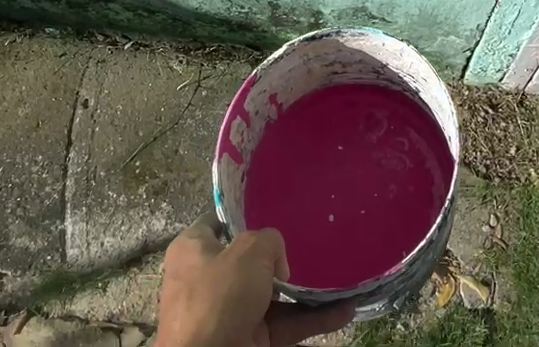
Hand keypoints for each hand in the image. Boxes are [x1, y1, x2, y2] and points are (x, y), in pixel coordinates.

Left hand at [155, 221, 355, 346]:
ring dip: (307, 291)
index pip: (216, 223)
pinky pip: (286, 324)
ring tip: (340, 276)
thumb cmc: (219, 296)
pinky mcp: (249, 341)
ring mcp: (230, 314)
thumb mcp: (249, 250)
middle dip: (281, 256)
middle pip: (250, 260)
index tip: (272, 206)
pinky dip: (314, 319)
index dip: (242, 214)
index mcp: (193, 251)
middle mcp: (209, 280)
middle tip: (312, 241)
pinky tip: (345, 310)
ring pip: (275, 296)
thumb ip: (270, 240)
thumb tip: (277, 264)